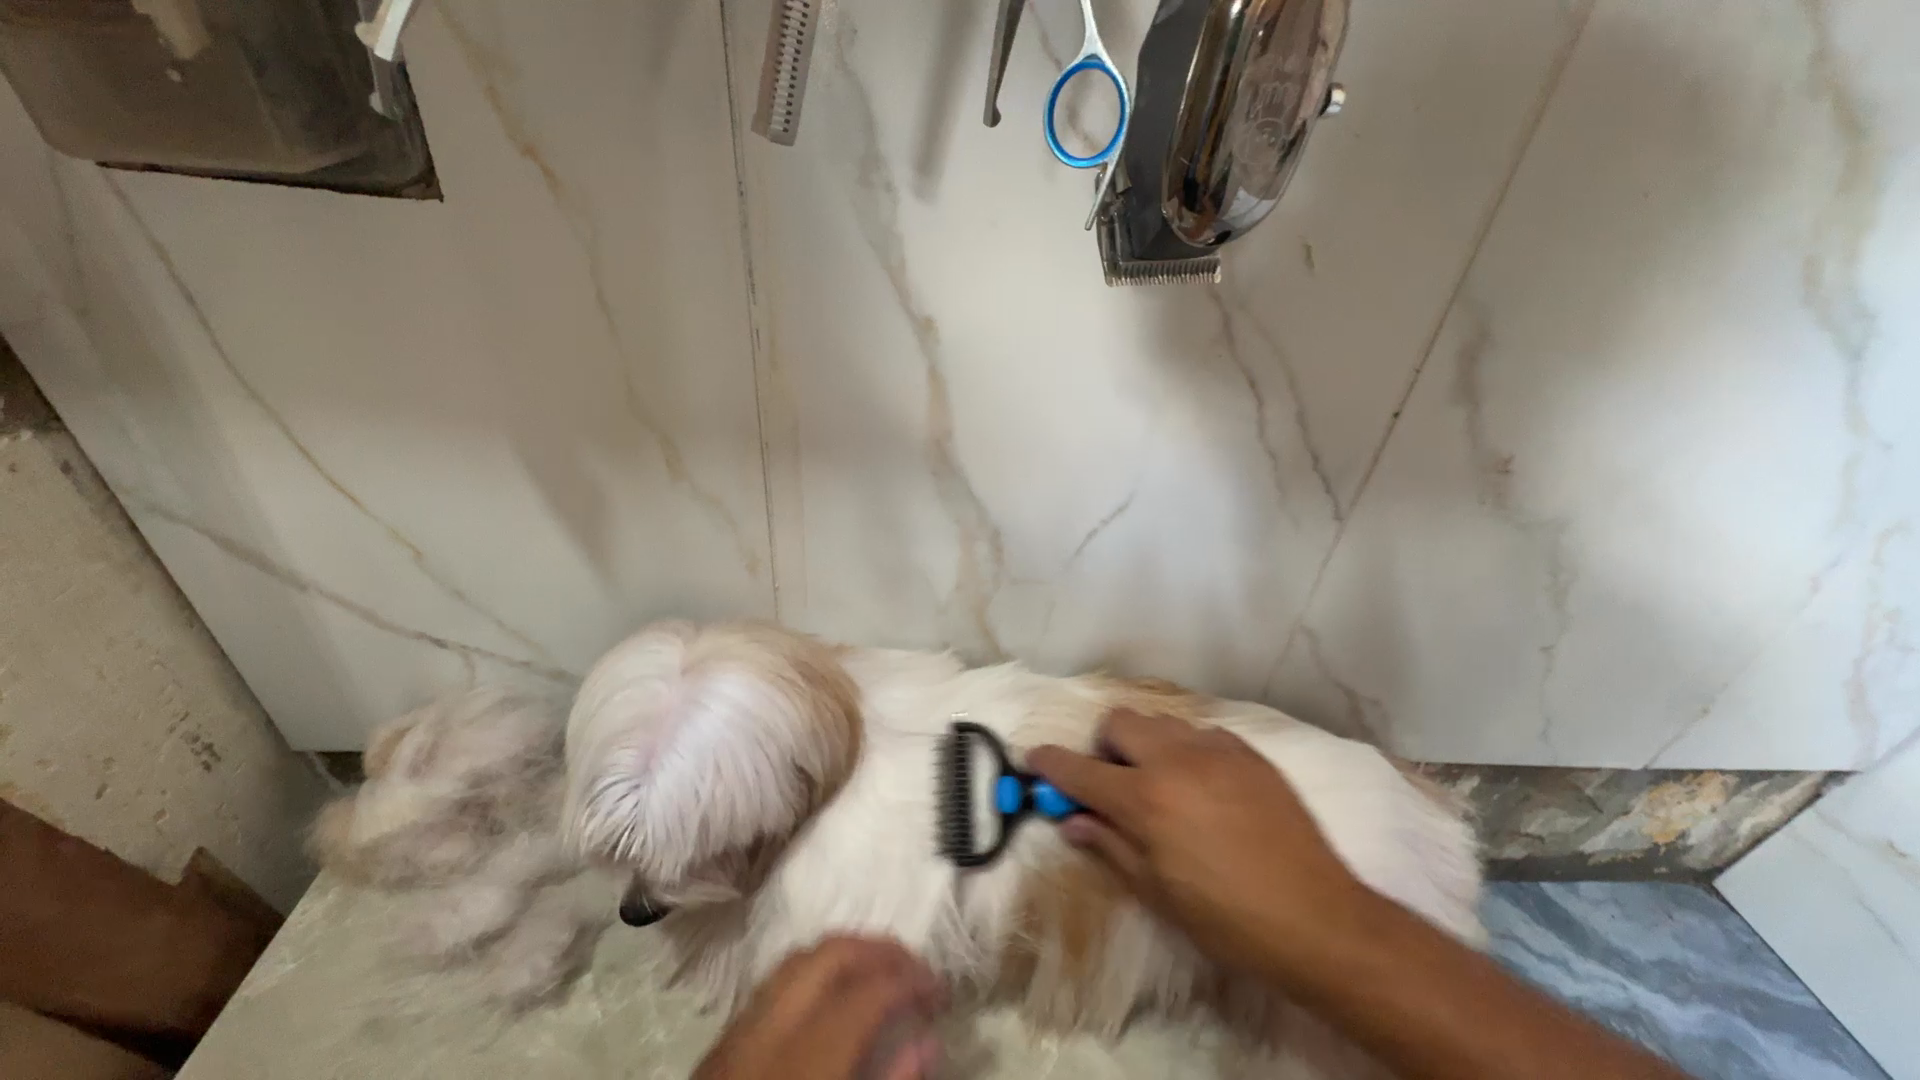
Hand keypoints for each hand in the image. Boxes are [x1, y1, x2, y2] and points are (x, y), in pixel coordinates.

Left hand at [694, 935, 946, 1079]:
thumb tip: (925, 1042)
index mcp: (803, 1068)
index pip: (865, 993)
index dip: (911, 980)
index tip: (941, 991)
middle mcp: (763, 1038)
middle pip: (827, 957)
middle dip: (879, 951)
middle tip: (916, 971)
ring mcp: (732, 1040)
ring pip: (793, 964)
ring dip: (844, 958)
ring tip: (881, 977)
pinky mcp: (716, 1052)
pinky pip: (771, 988)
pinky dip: (811, 979)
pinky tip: (833, 1003)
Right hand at [1028, 710, 1367, 976]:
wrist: (1315, 918)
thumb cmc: (1225, 918)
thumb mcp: (1156, 891)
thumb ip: (1109, 845)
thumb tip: (1073, 822)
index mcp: (1145, 799)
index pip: (1079, 769)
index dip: (1050, 764)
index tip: (1034, 760)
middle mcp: (1176, 760)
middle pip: (1119, 722)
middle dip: (1102, 746)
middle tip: (1111, 782)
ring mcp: (1217, 751)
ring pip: (1161, 722)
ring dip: (1145, 744)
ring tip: (1158, 783)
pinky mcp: (1250, 754)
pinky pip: (1202, 734)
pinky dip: (1186, 750)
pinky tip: (1201, 785)